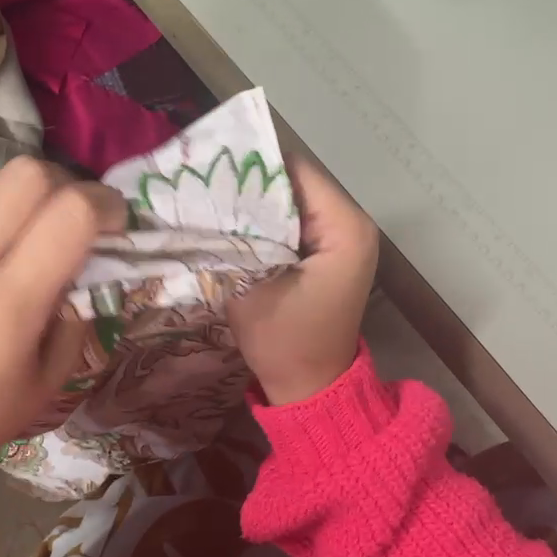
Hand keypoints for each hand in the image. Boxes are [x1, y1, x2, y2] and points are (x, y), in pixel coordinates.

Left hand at [0, 157, 125, 475]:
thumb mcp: (50, 378)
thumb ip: (76, 309)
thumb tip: (87, 256)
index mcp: (7, 306)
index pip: (70, 213)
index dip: (104, 203)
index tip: (113, 219)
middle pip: (26, 174)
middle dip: (64, 183)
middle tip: (71, 215)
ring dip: (16, 217)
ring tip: (11, 260)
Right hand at [230, 155, 379, 404]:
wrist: (310, 389)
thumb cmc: (285, 341)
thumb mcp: (250, 286)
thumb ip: (235, 238)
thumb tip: (210, 197)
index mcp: (344, 228)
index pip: (294, 171)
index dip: (252, 168)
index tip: (210, 169)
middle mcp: (352, 223)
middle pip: (294, 183)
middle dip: (252, 183)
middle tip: (204, 183)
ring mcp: (344, 237)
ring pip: (292, 201)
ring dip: (257, 204)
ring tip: (213, 201)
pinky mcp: (331, 251)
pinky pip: (295, 221)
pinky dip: (267, 222)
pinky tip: (234, 226)